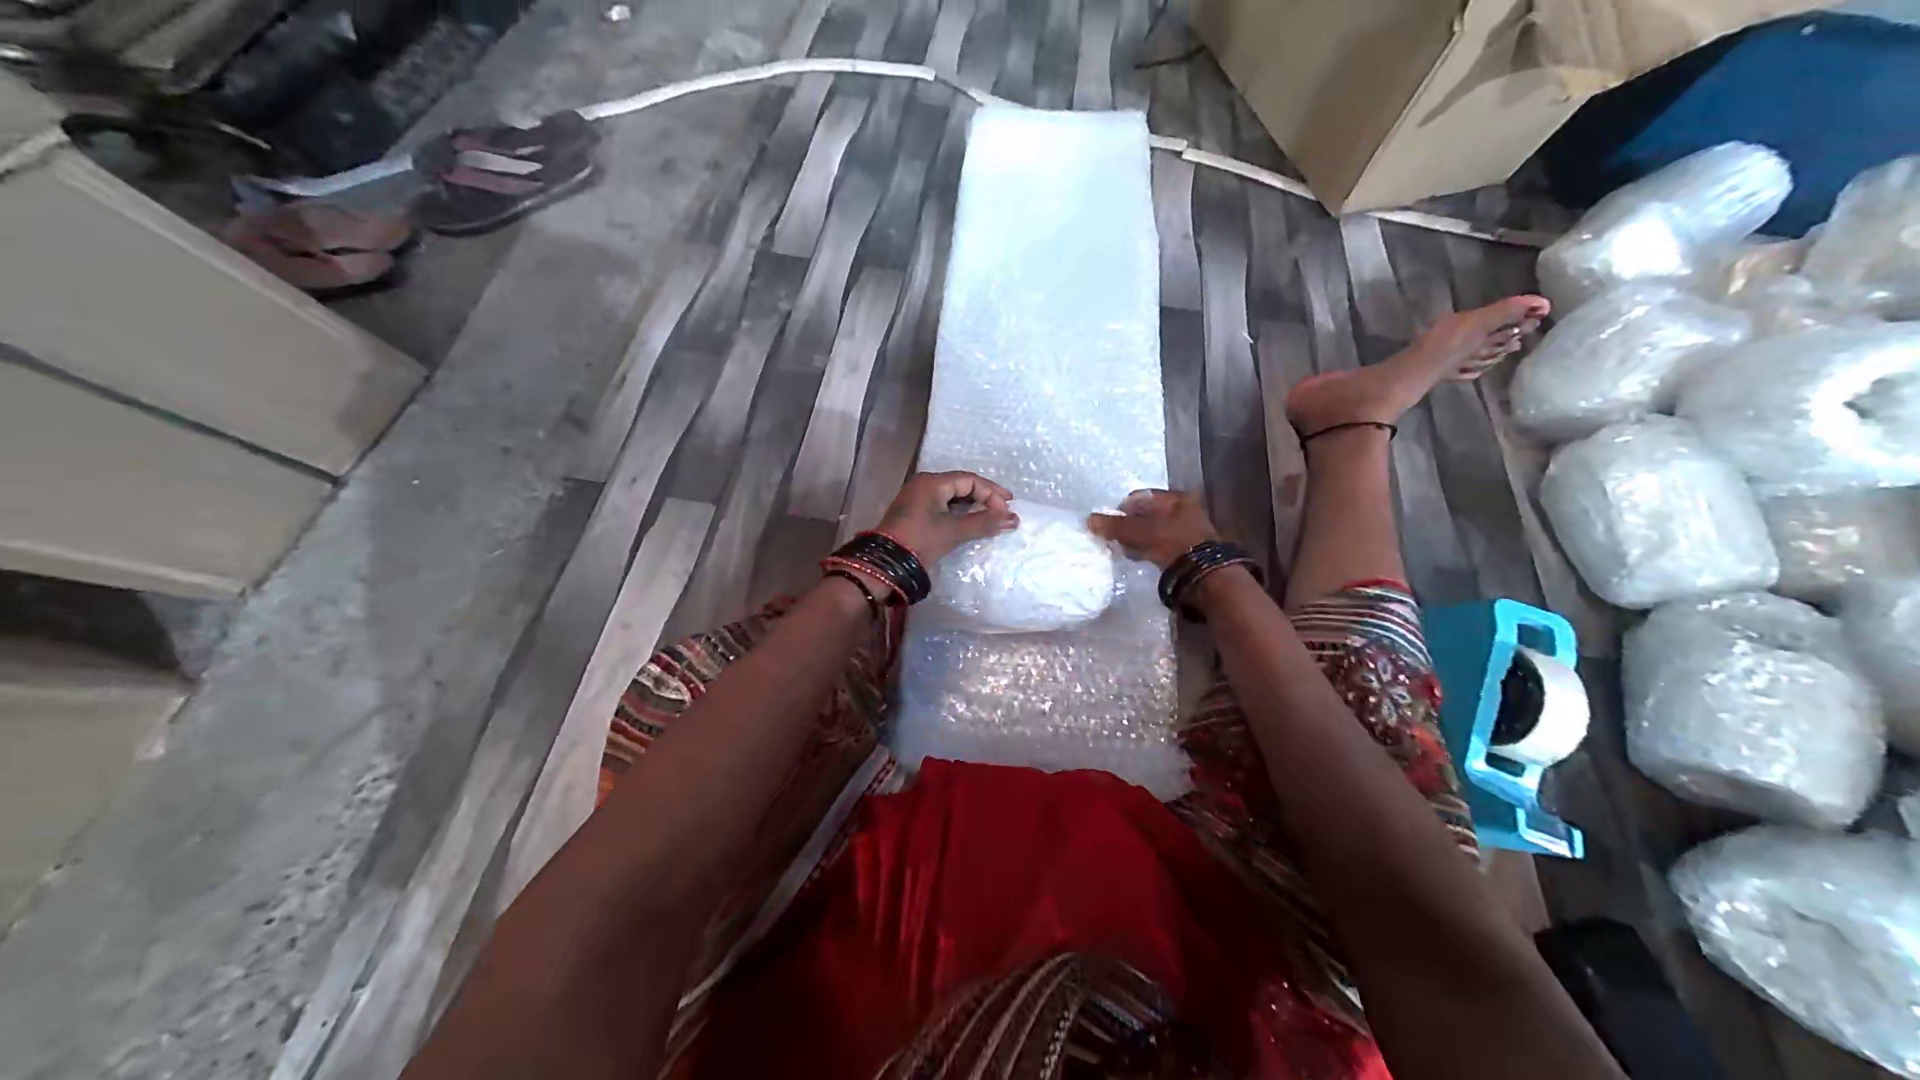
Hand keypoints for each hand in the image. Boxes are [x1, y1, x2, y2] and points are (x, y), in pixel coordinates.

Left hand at [875, 471, 1018, 562]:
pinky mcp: (914, 513)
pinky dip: (959, 513)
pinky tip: (971, 522)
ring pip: (952, 496)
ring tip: (991, 516)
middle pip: (961, 485)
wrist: (886, 563)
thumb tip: (1013, 519)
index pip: (970, 480)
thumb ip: (984, 523)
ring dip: (972, 506)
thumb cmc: (921, 541)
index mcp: (932, 482)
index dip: (991, 493)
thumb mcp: (954, 531)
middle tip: (1003, 510)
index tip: (1006, 510)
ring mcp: (917, 498)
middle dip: (984, 497)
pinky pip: (943, 506)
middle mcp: (924, 484)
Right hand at [1086, 489, 1217, 568]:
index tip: (1109, 521)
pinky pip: (1160, 546)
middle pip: (1148, 514)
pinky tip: (1138, 557)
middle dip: (1129, 524)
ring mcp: (1188, 532)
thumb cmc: (1174, 545)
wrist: (1205, 577)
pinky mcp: (1187, 551)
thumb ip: (1116, 526)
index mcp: (1177, 499)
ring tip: (1123, 549)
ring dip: (1138, 539)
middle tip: (1114, 536)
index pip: (1142, 496)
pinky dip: (1147, 550)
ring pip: (1153, 531)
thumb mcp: (1142, 532)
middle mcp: (1185, 510)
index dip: (1122, 507)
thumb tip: (1090, 519)